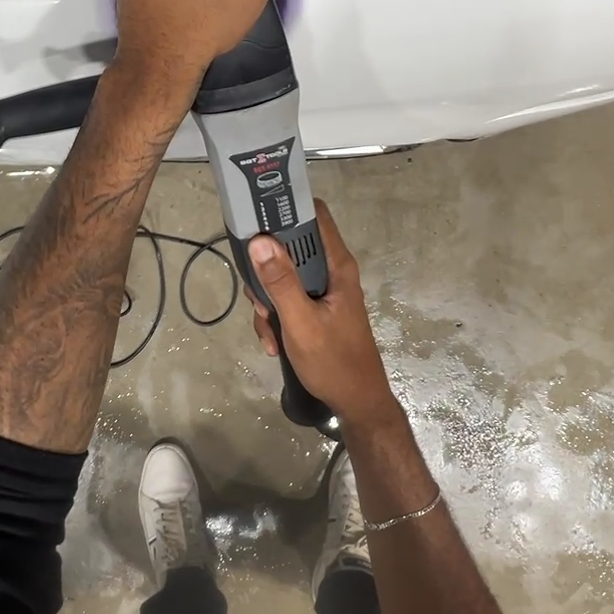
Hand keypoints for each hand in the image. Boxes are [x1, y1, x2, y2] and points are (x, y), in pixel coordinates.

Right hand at [246, 200, 399, 423]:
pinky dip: (276, 319)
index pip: (313, 214)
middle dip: (266, 271)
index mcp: (337, 265)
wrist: (357, 405)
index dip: (286, 208)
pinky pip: (286, 300)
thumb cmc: (334, 362)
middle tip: (260, 299)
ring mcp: (323, 292)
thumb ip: (280, 281)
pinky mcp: (316, 309)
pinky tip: (274, 344)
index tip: (256, 216)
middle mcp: (331, 271)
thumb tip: (259, 240)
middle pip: (289, 248)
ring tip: (269, 331)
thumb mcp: (301, 322)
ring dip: (268, 303)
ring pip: (282, 277)